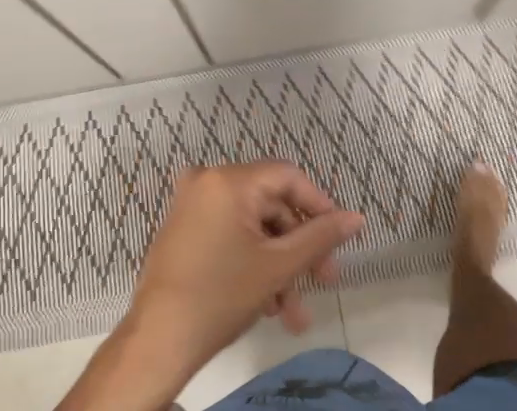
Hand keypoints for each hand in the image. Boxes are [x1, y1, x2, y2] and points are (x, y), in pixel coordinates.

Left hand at [57, 161, 364, 410]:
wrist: (159, 339)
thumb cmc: (221, 296)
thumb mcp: (278, 266)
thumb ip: (320, 237)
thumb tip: (357, 217)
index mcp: (228, 180)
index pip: (288, 176)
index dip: (319, 206)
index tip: (339, 240)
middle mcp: (207, 181)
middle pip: (270, 205)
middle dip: (300, 247)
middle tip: (325, 282)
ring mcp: (191, 205)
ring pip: (252, 227)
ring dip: (279, 266)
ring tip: (294, 313)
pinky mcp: (183, 230)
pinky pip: (230, 236)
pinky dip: (252, 263)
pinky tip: (268, 306)